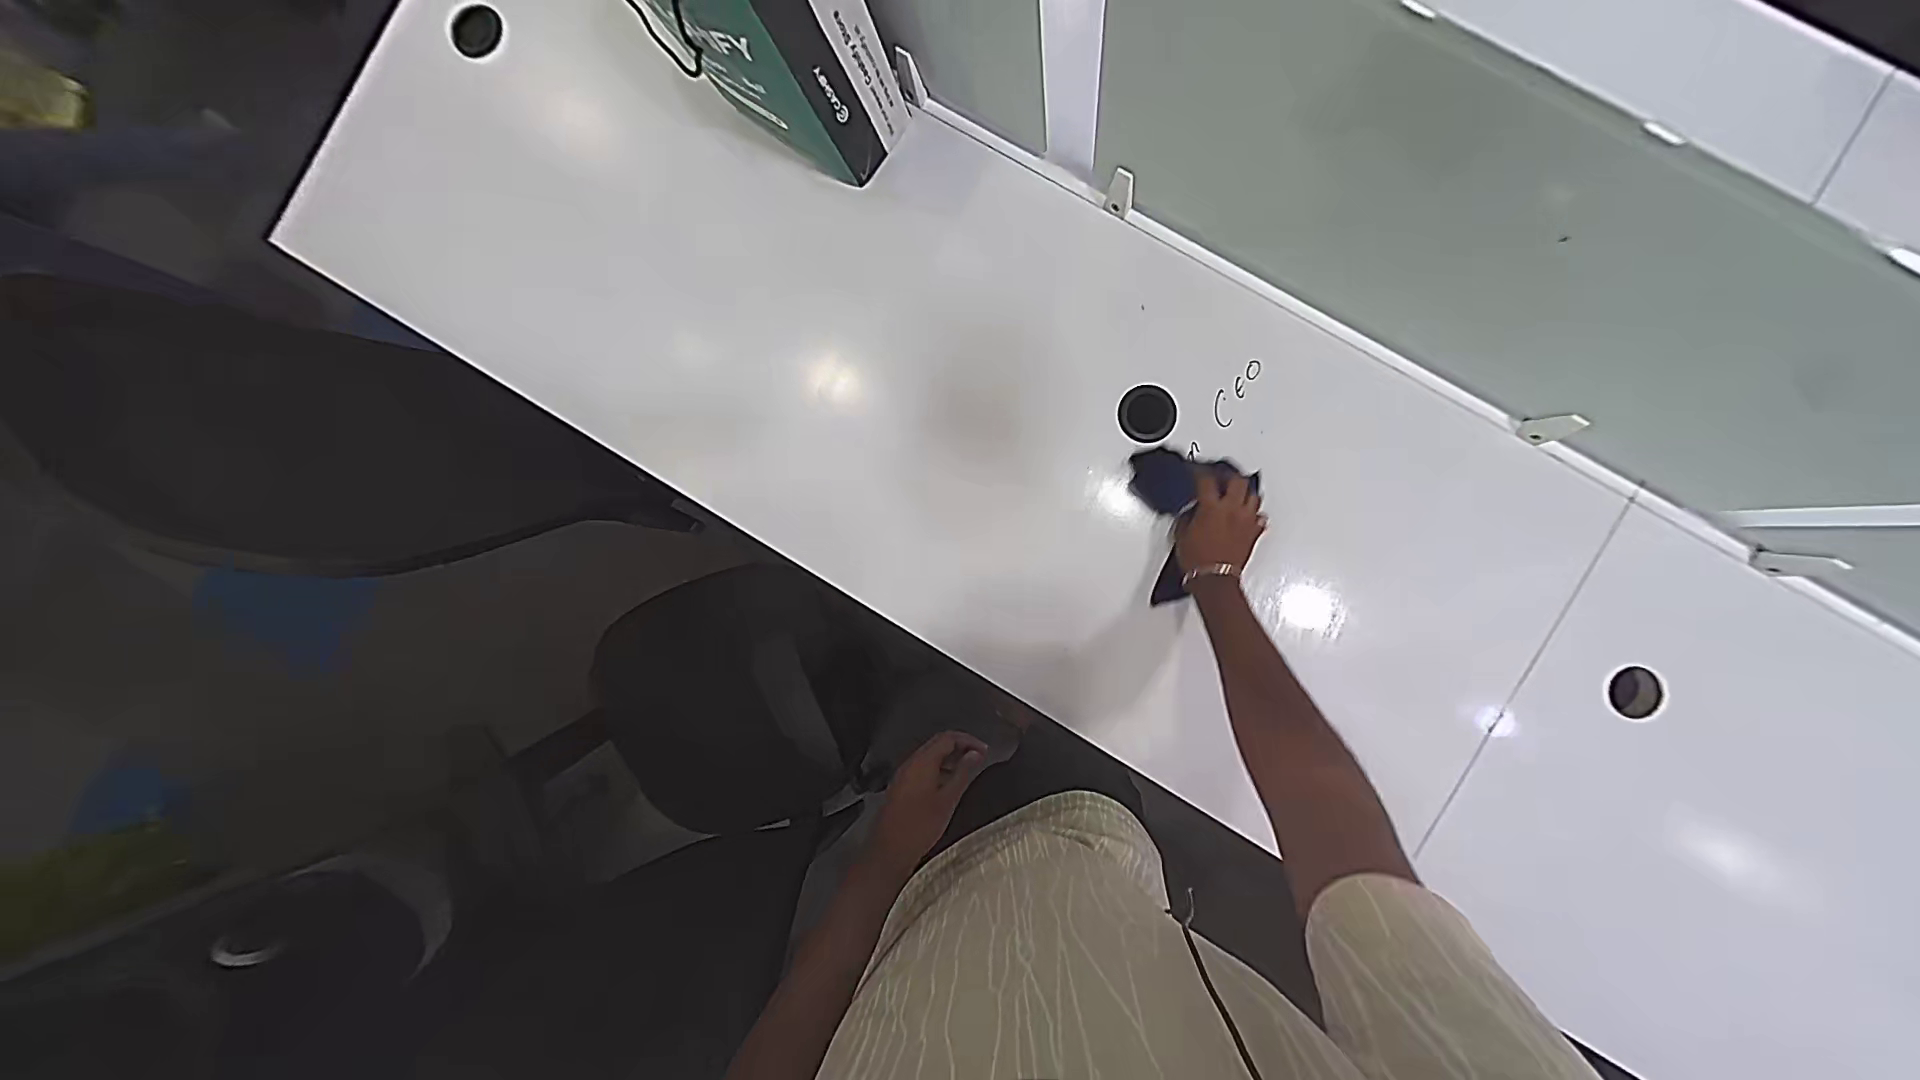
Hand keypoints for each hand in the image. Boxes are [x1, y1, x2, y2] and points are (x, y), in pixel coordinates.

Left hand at [863, 731, 989, 876]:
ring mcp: (903, 773)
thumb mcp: (948, 799)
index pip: (947, 737)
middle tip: (978, 757)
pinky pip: (922, 767)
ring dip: (949, 757)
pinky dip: (938, 767)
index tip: (984, 750)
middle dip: (960, 746)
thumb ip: (963, 773)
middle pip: (937, 743)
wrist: (890, 850)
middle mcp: (910, 762)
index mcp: (922, 761)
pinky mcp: (901, 785)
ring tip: (967, 768)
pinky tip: (949, 782)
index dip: (968, 740)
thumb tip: (975, 754)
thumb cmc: (921, 826)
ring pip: (929, 755)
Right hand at [1175, 470, 1266, 575]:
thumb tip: (1191, 512)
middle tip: (1223, 476)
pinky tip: (1248, 515)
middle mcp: (1231, 511)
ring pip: (1253, 496)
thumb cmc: (1198, 560)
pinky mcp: (1254, 533)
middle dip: (1229, 476)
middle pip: (1237, 481)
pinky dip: (1254, 514)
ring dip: (1245, 493)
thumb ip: (1188, 517)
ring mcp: (1246, 521)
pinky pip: (1260, 517)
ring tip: (1238, 493)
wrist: (1213, 579)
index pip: (1206, 480)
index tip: (1199, 471)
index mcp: (1211, 508)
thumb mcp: (1182, 534)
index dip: (1201, 472)